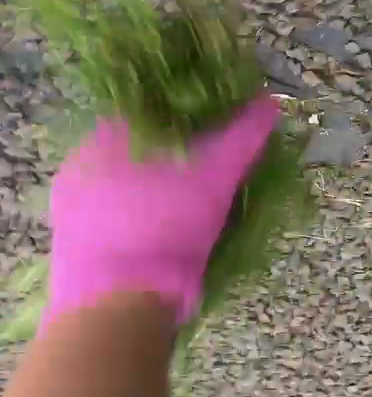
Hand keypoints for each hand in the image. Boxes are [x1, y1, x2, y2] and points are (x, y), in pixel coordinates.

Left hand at [44, 94, 277, 327]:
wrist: (122, 296)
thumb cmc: (169, 221)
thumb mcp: (221, 171)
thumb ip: (246, 131)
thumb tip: (269, 101)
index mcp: (105, 140)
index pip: (157, 106)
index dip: (197, 105)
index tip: (230, 113)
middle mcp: (83, 164)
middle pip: (150, 137)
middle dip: (192, 138)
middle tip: (229, 146)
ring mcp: (77, 200)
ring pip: (142, 167)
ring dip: (179, 167)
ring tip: (213, 178)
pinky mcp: (85, 229)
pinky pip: (130, 195)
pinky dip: (162, 193)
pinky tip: (187, 205)